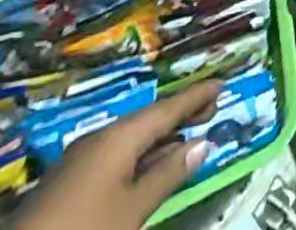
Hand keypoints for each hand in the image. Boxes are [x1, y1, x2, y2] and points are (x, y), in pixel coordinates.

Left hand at [17, 81, 220, 229]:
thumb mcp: (132, 210)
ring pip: (132, 137)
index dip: (195, 97)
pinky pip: (118, 154)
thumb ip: (167, 175)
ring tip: (191, 132)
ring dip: (162, 134)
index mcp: (118, 138)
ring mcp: (83, 159)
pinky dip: (143, 153)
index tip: (222, 84)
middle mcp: (101, 138)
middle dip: (181, 112)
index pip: (166, 110)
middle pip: (149, 119)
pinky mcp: (73, 180)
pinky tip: (153, 164)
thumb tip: (202, 144)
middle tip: (213, 105)